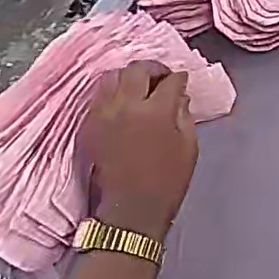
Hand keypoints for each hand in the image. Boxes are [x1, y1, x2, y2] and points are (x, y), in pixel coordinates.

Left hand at [78, 62, 197, 239]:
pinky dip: (113, 91)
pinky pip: (99, 95)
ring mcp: (104, 113)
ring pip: (113, 77)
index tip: (182, 80)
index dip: (179, 78)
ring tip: (140, 87)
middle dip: (153, 69)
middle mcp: (127, 105)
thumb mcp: (188, 149)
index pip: (170, 81)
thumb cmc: (166, 182)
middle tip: (162, 78)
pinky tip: (123, 101)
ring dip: (129, 77)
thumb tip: (179, 97)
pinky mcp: (90, 123)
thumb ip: (184, 116)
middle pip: (137, 70)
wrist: (130, 210)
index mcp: (156, 112)